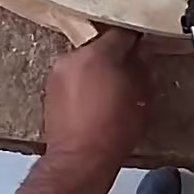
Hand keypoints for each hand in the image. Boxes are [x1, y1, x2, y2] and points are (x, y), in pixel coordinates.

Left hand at [42, 28, 148, 170]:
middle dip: (115, 56)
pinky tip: (95, 99)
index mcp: (99, 55)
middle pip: (100, 45)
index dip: (136, 40)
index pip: (121, 34)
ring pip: (85, 60)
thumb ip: (140, 69)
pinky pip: (73, 75)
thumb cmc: (114, 131)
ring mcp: (58, 72)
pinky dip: (84, 81)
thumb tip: (140, 56)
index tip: (144, 47)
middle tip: (130, 71)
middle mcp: (74, 57)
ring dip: (98, 68)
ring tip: (111, 88)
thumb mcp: (140, 98)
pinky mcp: (50, 88)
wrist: (79, 159)